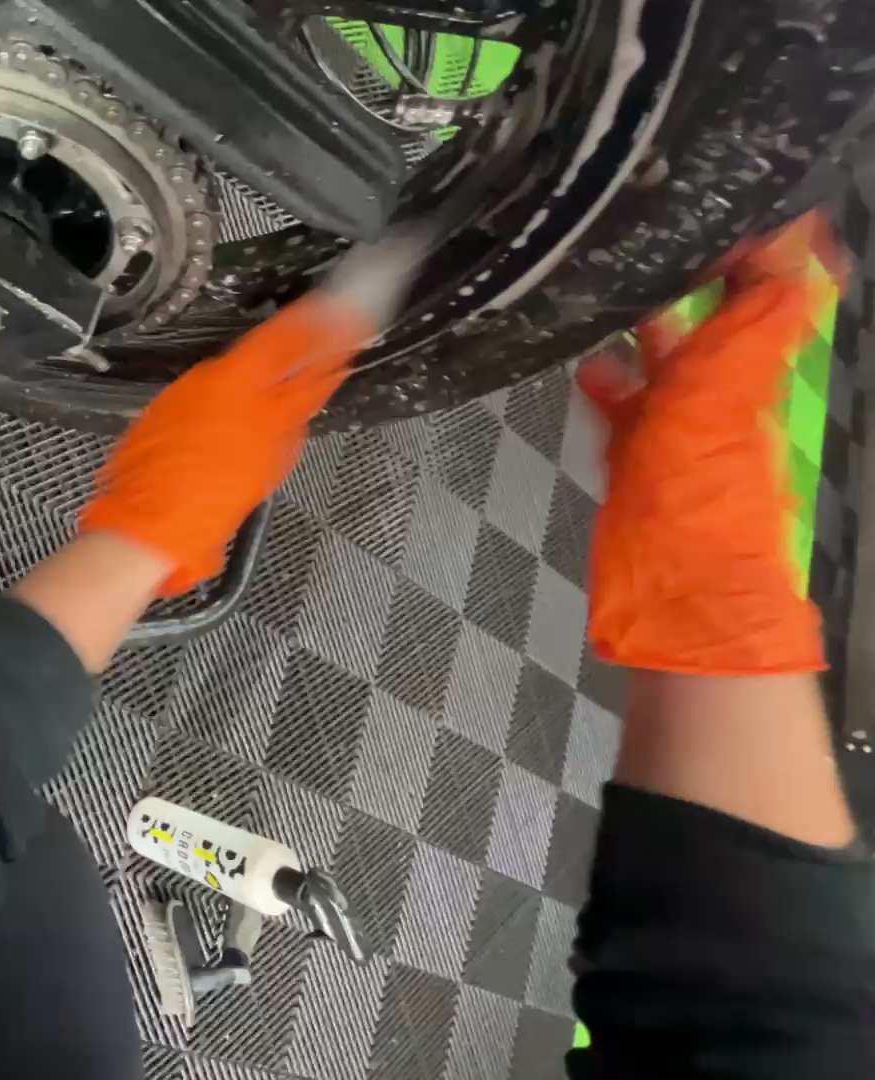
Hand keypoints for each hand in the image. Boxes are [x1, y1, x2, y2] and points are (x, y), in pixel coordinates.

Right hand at [78, 293, 370, 595]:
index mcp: (237, 385)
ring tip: (339, 356)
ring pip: (311, 401)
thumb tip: (231, 372)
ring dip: (327, 374)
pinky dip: (300, 414)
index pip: (288, 338)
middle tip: (360, 318)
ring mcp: (275, 444)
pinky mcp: (272, 470)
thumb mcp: (171, 405)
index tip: (336, 298)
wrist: (158, 526)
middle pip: (319, 369)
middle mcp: (266, 413)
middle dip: (342, 341)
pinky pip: (295, 431)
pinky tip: (297, 408)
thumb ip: (210, 382)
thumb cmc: (150, 468)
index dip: (315, 315)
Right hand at [580, 212, 835, 674]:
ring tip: (613, 295)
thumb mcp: (721, 415)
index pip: (772, 296)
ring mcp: (676, 427)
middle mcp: (718, 396)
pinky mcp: (640, 456)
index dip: (766, 249)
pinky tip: (588, 368)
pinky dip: (610, 382)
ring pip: (667, 360)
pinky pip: (627, 406)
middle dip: (700, 276)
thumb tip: (784, 258)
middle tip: (664, 237)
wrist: (679, 594)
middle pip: (717, 322)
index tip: (741, 206)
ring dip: (645, 325)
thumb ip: (744, 340)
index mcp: (746, 380)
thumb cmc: (698, 513)